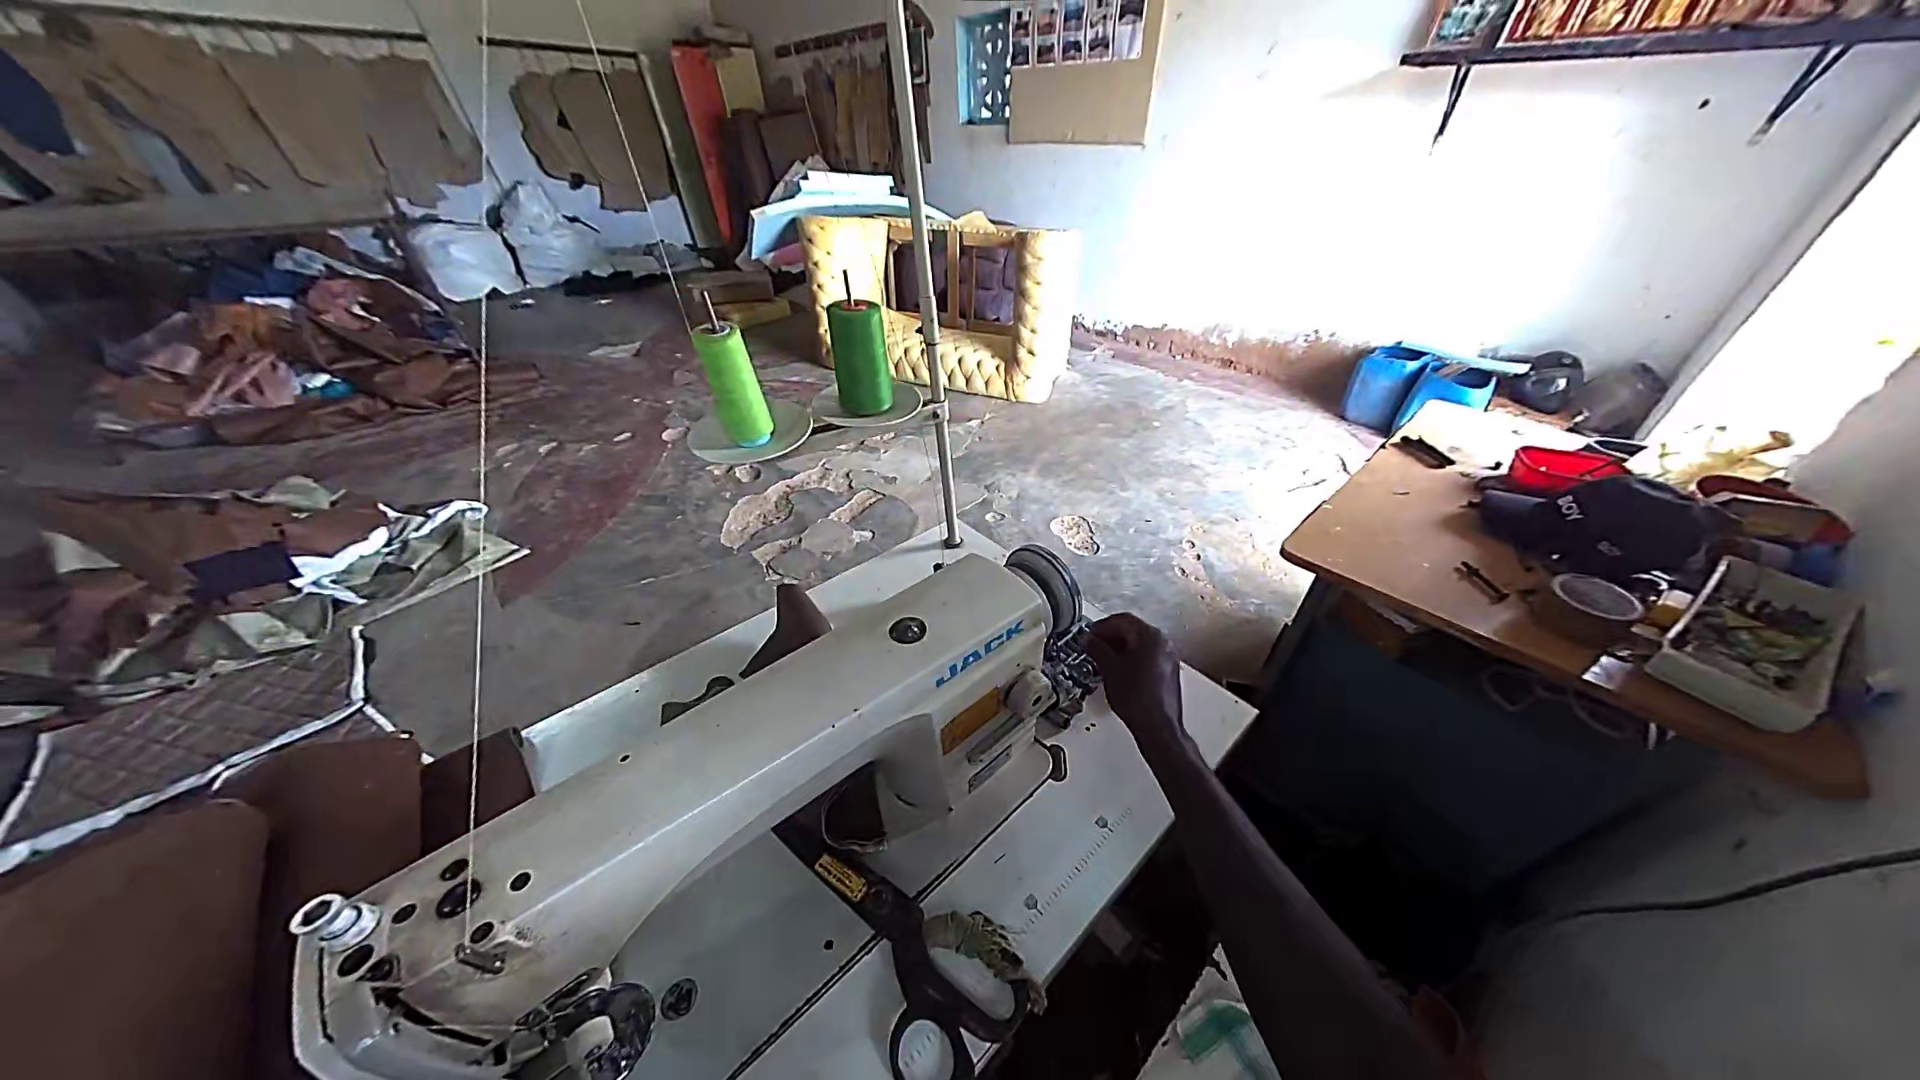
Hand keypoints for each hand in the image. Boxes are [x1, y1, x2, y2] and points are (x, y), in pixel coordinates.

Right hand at [1083, 613, 1185, 749]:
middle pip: (1133, 629)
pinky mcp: (1168, 671)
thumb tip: (1089, 640)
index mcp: (1150, 637)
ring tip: (1103, 658)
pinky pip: (1147, 655)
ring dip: (1120, 646)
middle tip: (1094, 644)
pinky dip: (1131, 657)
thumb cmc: (1138, 700)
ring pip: (1140, 642)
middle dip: (1111, 635)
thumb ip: (1097, 649)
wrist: (1157, 726)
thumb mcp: (1109, 669)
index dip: (1102, 626)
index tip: (1090, 634)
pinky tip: (1118, 669)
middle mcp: (1163, 644)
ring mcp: (1168, 657)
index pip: (1123, 620)